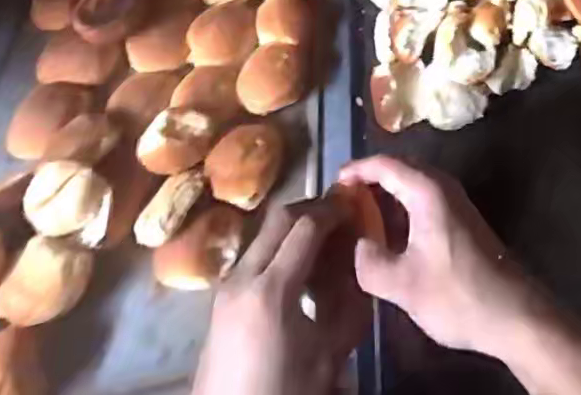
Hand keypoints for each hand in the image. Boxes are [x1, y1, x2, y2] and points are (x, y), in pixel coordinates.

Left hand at [191, 200, 367, 394]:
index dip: (333, 210)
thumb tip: (359, 265)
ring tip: (322, 238)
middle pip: (280, 218)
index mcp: (271, 289)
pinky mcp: (220, 300)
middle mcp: (243, 276)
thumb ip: (348, 305)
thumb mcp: (328, 356)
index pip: (306, 226)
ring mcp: (226, 286)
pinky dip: (278, 246)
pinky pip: (253, 255)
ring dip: (294, 226)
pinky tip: (297, 267)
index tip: (355, 204)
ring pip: (263, 234)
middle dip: (312, 209)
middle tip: (339, 213)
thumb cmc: (284, 394)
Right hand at [335, 155, 546, 358]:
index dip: (357, 169)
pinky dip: (401, 204)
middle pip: (399, 167)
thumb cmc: (457, 294)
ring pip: (412, 182)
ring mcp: (453, 200)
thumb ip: (370, 262)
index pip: (385, 164)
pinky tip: (388, 231)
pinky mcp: (459, 217)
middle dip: (370, 178)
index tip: (334, 183)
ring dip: (386, 192)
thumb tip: (358, 245)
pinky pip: (422, 196)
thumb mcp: (403, 285)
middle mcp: (441, 185)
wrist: (512, 313)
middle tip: (343, 198)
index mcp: (427, 190)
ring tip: (359, 213)